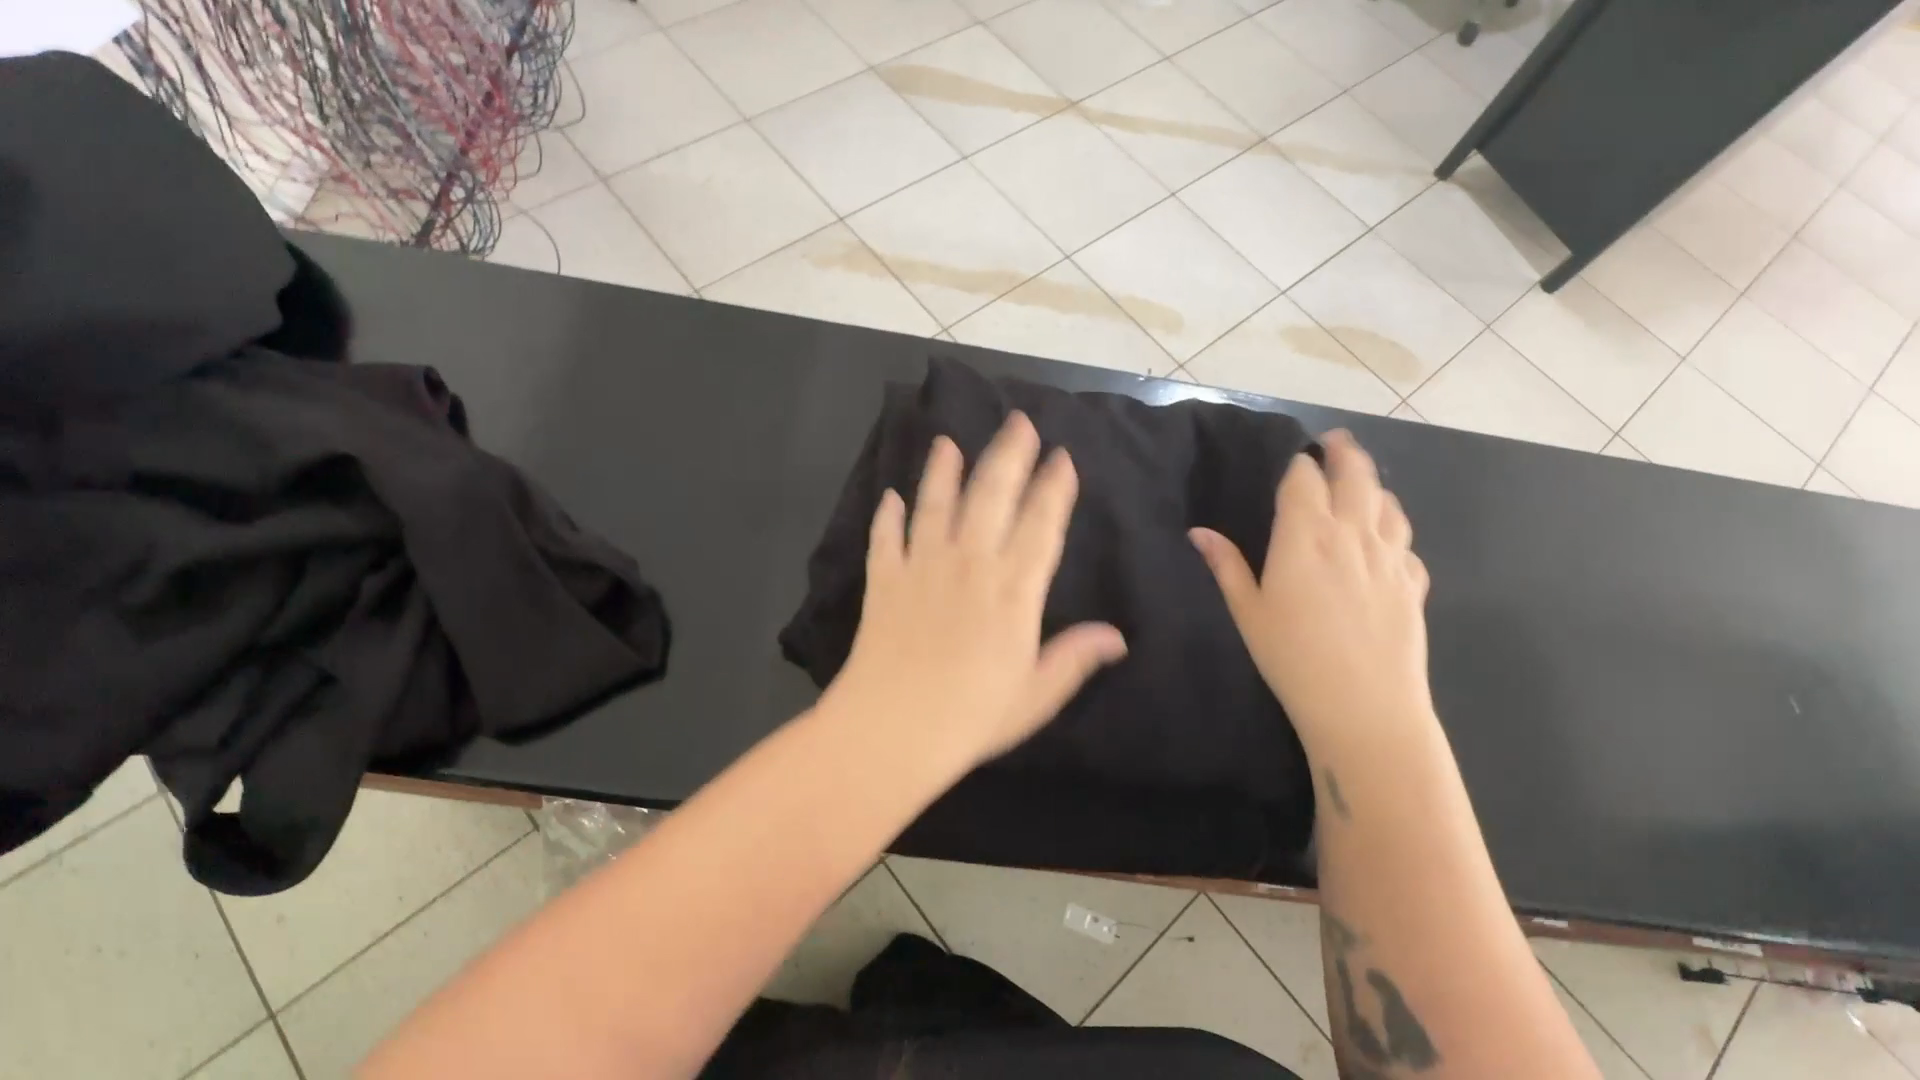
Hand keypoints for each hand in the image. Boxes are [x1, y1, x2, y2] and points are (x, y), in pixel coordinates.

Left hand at [820, 413, 1128, 771]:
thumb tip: (1117, 636)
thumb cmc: (973, 716)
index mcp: (1014, 589)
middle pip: (992, 496)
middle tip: (1018, 421)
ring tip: (948, 442)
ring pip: (936, 505)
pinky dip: (887, 516)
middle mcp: (970, 564)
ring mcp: (923, 567)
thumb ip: (1074, 658)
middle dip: (1008, 455)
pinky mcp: (884, 581)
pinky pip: (885, 538)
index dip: (1054, 488)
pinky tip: (889, 497)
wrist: (893, 727)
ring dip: (943, 471)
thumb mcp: (1036, 694)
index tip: (1063, 456)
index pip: (1041, 525)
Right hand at [1189, 431, 1433, 757]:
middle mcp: (1352, 532)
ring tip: (1361, 483)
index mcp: (1306, 534)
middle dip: (1344, 452)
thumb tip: (1199, 533)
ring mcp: (1390, 556)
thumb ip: (1227, 566)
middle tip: (1334, 441)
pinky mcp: (1414, 582)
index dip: (1298, 464)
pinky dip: (1394, 529)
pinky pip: (1406, 542)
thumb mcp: (1248, 613)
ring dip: (1373, 485)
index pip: (1304, 478)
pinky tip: (1386, 541)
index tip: (1294, 459)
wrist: (1364, 706)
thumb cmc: (1293, 658)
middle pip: (1356, 474)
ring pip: (1387, 503)